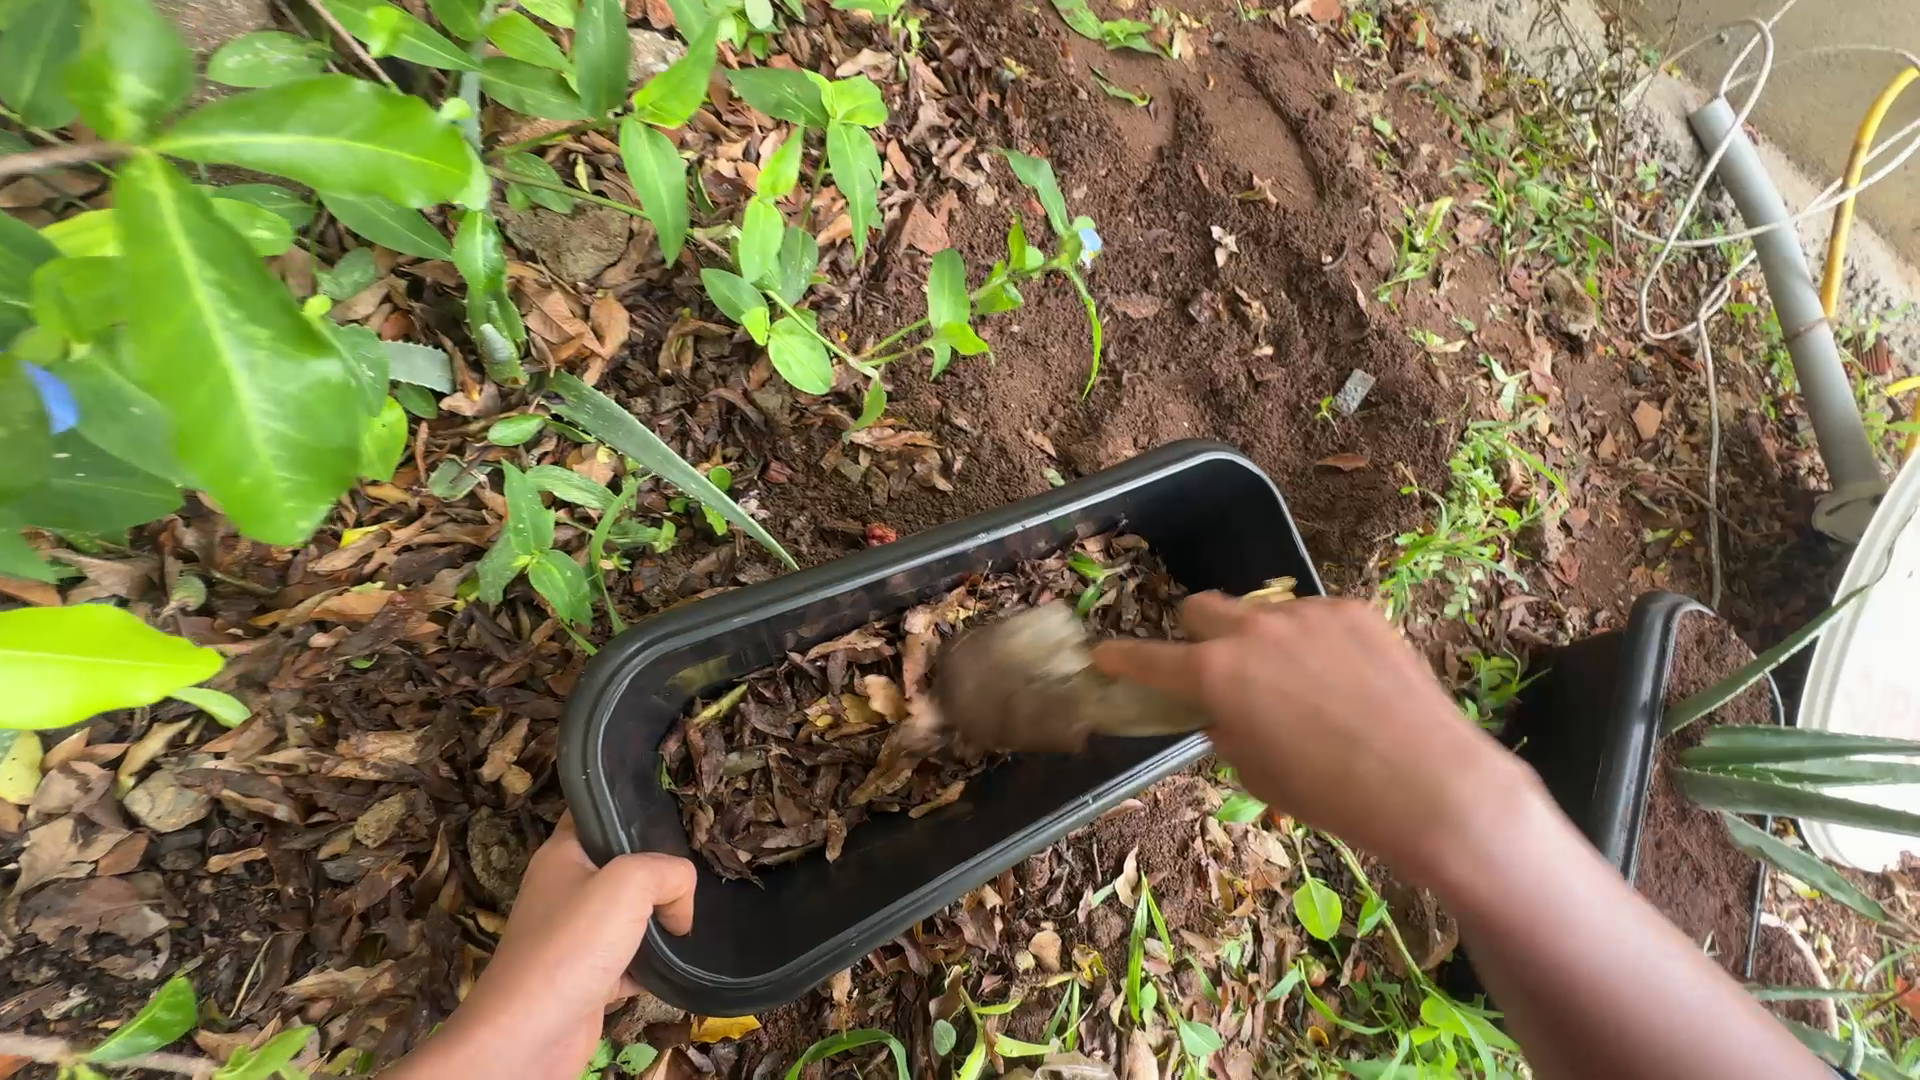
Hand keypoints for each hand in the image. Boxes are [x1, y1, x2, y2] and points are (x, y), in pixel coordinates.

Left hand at [389, 815, 696, 1079]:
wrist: (526, 1041)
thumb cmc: (571, 945)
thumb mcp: (631, 882)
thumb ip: (671, 873)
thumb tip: (681, 904)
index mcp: (564, 853)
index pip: (602, 813)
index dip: (636, 809)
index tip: (677, 815)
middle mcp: (566, 889)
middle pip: (625, 864)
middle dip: (660, 869)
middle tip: (693, 871)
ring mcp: (575, 936)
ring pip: (631, 912)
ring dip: (660, 918)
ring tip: (690, 917)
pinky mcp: (586, 977)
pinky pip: (631, 956)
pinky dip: (654, 960)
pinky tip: (677, 961)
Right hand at [1091, 593, 1546, 886]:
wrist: (1433, 786)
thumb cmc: (1330, 795)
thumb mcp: (1254, 771)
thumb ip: (1223, 727)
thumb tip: (1220, 709)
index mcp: (1216, 674)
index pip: (1147, 658)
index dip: (1119, 657)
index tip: (1102, 654)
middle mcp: (1252, 631)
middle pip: (1200, 606)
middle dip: (1197, 632)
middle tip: (1218, 664)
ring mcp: (1306, 614)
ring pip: (1261, 611)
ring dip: (1260, 637)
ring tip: (1301, 679)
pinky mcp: (1354, 609)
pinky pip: (1314, 616)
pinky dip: (1314, 641)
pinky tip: (1347, 677)